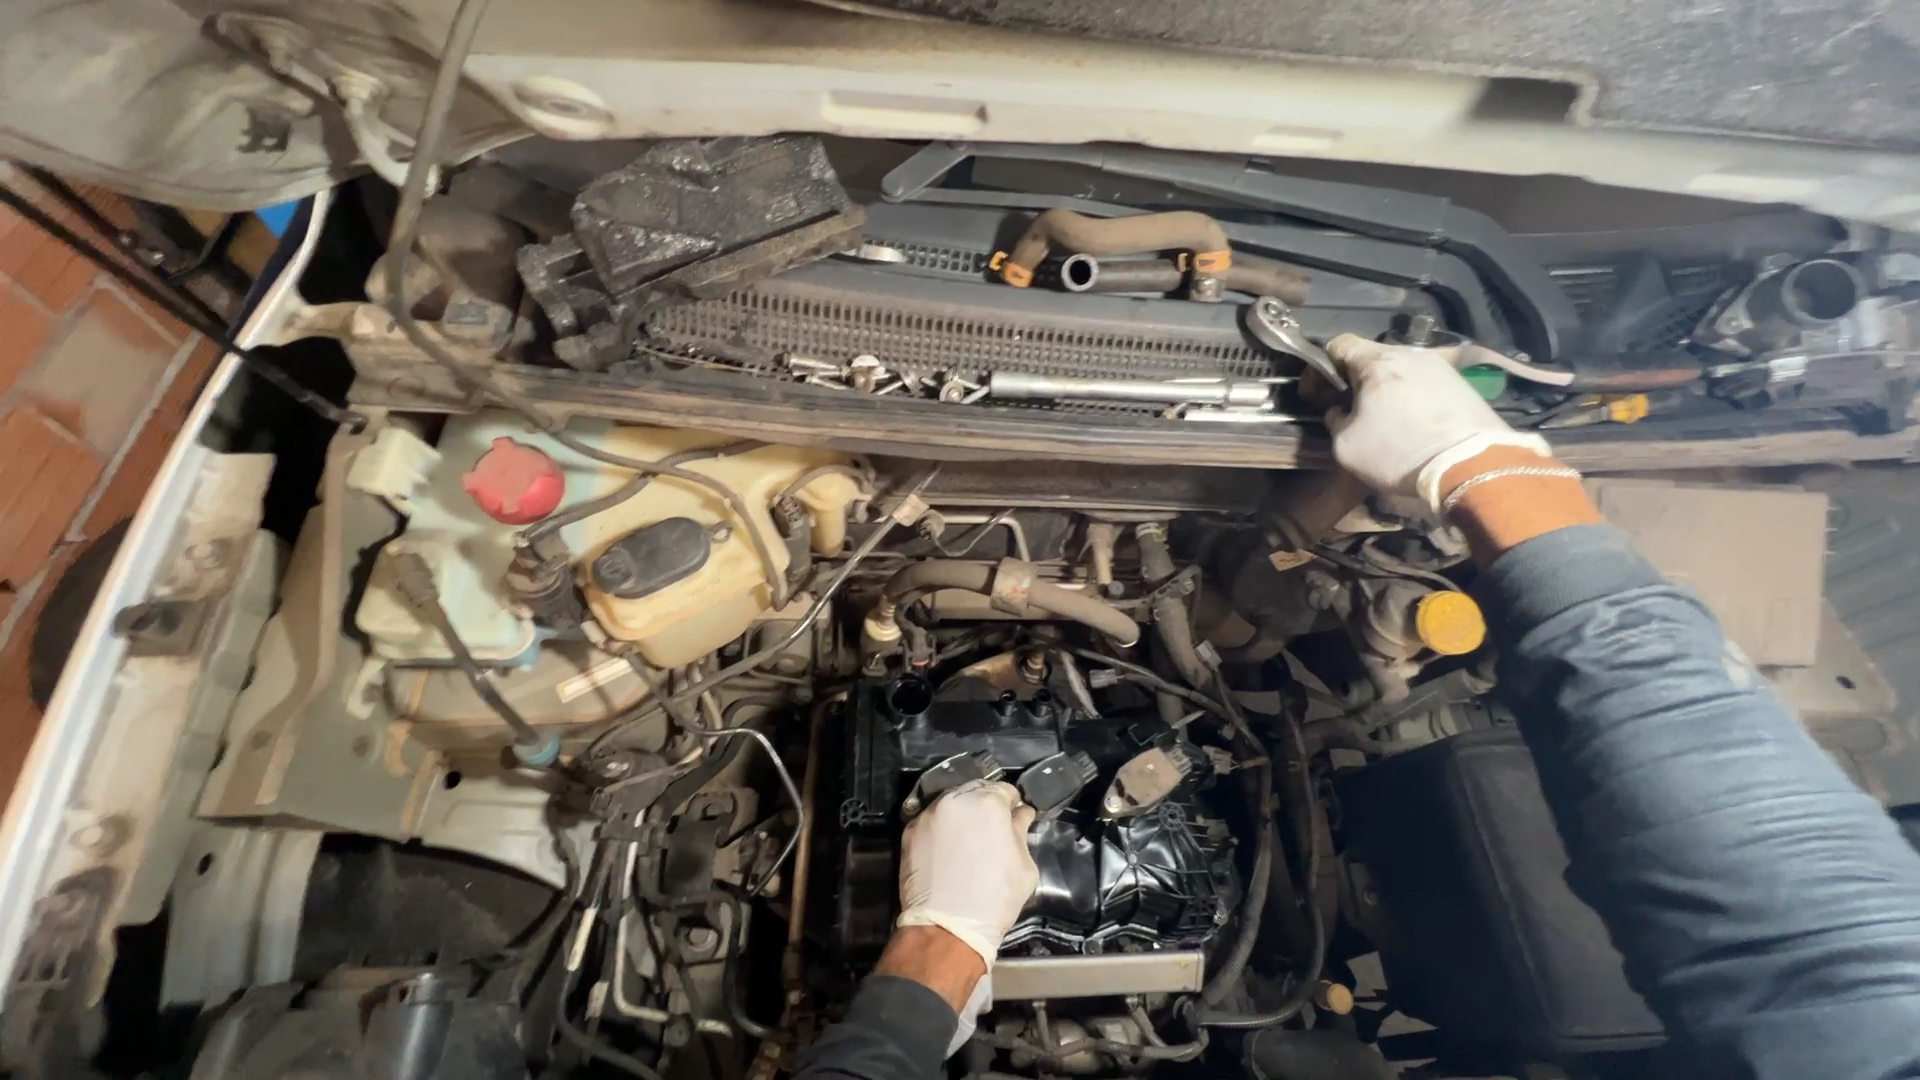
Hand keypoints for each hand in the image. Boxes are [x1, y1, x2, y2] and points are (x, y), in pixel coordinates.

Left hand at [896, 780, 1038, 966]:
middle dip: (986, 804)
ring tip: (968, 837)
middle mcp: (956, 799)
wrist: (947, 928)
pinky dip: (941, 827)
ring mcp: (930, 814)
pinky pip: (932, 820)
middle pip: (976, 790)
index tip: (1013, 817)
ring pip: (952, 802)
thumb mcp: (1025, 866)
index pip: (1005, 790)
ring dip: (962, 813)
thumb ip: (1021, 831)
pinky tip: (948, 847)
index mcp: (989, 802)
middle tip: (992, 827)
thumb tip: (1020, 815)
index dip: (1012, 805)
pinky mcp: (911, 831)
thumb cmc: (994, 899)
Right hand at [1323, 334, 1548, 510]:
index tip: (1318, 393)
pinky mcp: (1462, 384)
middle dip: (1354, 379)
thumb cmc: (1398, 452)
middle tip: (1347, 406)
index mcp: (1377, 362)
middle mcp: (1412, 354)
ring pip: (1400, 369)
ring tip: (1382, 416)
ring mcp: (1442, 367)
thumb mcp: (1345, 445)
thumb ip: (1335, 420)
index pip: (1338, 343)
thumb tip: (1339, 411)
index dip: (1321, 367)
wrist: (1470, 466)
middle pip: (1372, 356)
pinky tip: (1410, 422)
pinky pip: (1424, 383)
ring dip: (1384, 387)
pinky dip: (1410, 396)